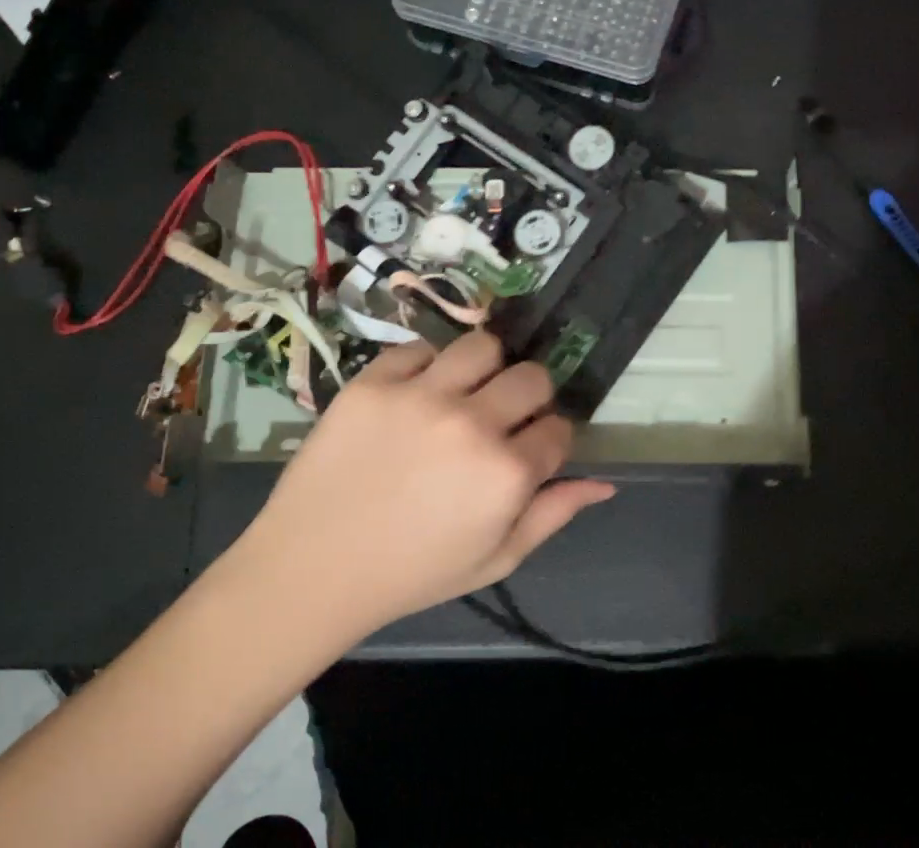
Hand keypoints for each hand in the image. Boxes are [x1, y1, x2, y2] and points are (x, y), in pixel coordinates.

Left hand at [232, 332, 614, 645]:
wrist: (312, 568)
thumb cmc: (412, 572)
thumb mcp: (495, 559)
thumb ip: (553, 515)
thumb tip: (605, 483)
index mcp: (507, 474)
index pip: (559, 429)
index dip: (551, 440)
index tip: (531, 451)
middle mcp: (472, 424)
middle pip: (532, 377)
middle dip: (530, 397)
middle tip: (504, 417)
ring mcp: (420, 397)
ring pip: (483, 346)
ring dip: (487, 368)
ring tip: (468, 391)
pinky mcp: (373, 382)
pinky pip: (420, 348)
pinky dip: (428, 366)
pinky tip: (420, 394)